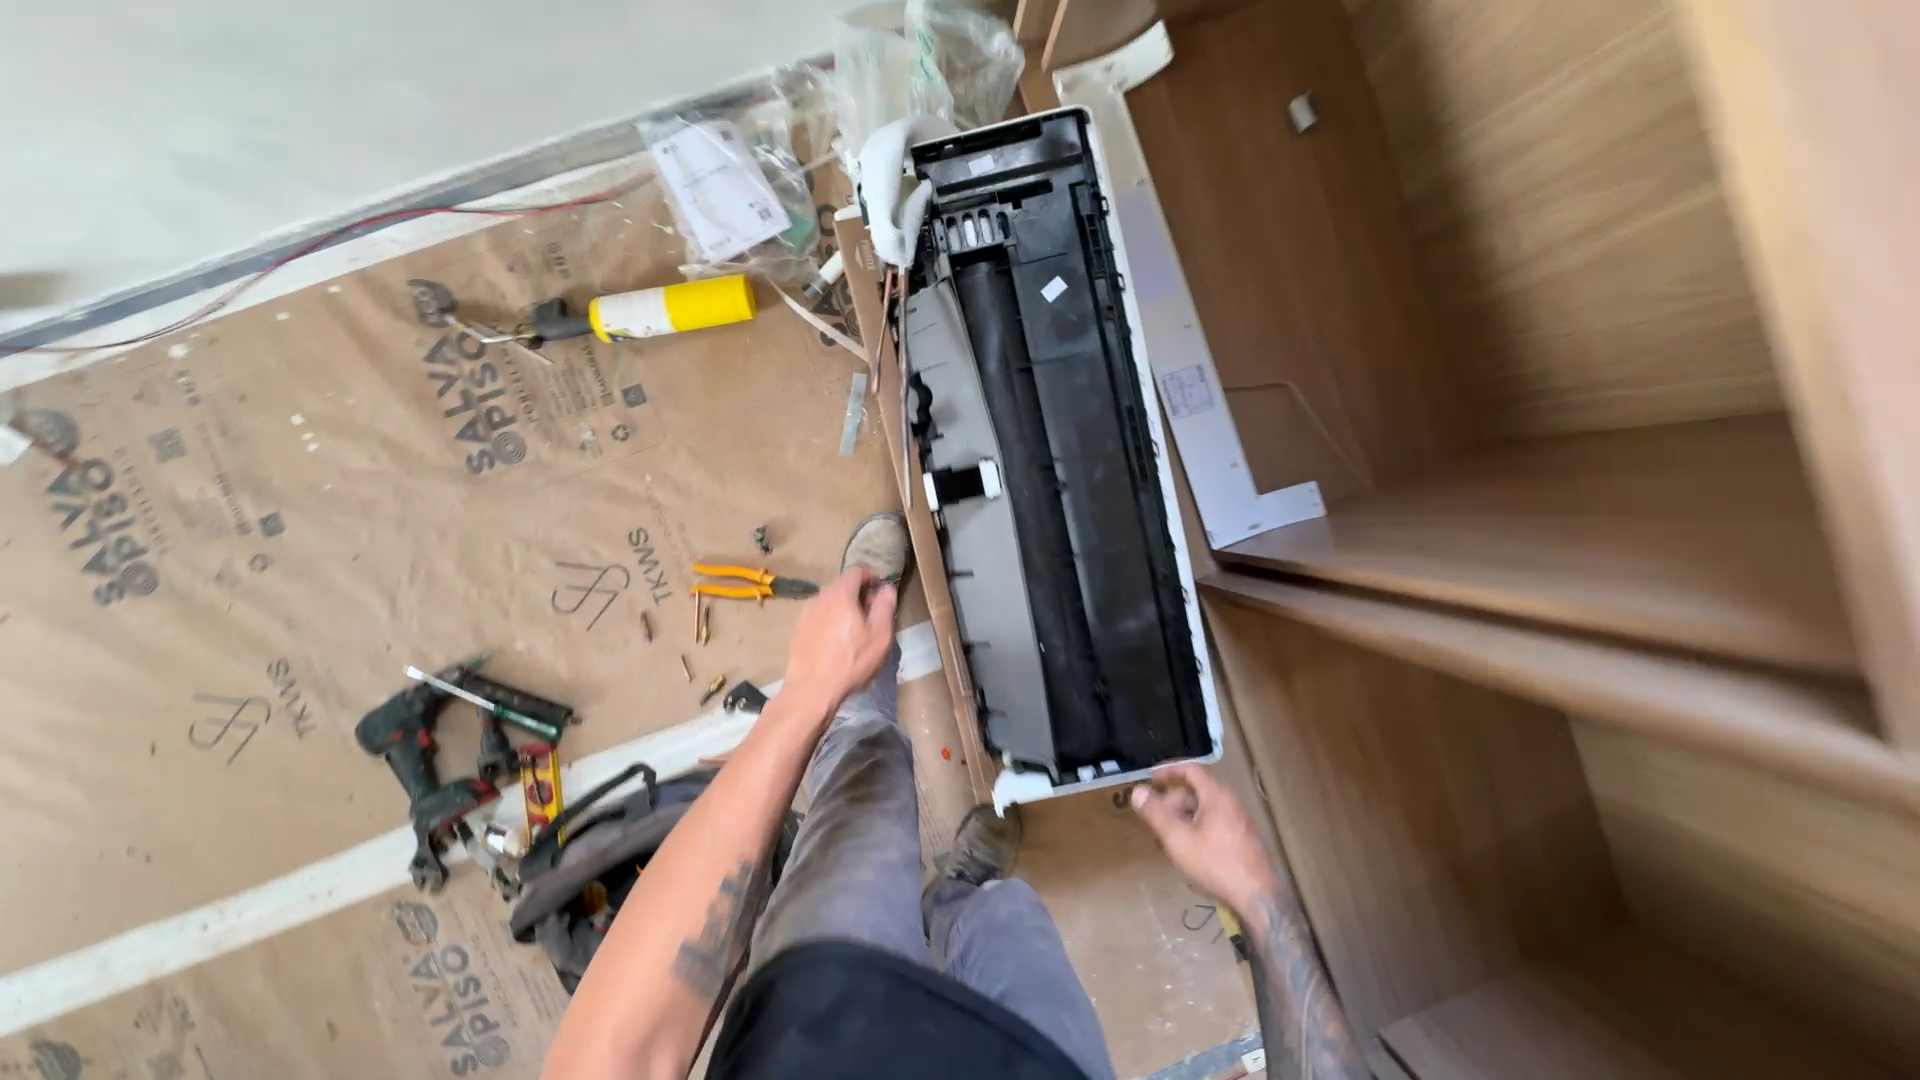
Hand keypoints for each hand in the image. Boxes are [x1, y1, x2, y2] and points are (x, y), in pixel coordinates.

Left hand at [778, 566, 897, 721]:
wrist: (811, 690)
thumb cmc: (851, 662)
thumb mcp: (879, 636)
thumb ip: (885, 607)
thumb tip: (887, 589)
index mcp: (841, 594)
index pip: (856, 570)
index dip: (872, 575)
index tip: (881, 589)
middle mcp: (820, 598)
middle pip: (842, 585)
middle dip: (859, 594)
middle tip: (873, 614)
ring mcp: (806, 614)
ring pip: (830, 602)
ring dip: (844, 608)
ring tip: (856, 631)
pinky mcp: (798, 630)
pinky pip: (820, 616)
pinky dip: (831, 621)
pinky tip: (837, 643)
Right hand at [1130, 763, 1281, 914]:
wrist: (1259, 899)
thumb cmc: (1215, 864)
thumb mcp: (1178, 838)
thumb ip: (1156, 813)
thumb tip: (1137, 791)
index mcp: (1216, 796)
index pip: (1190, 770)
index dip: (1168, 770)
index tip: (1150, 777)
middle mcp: (1231, 804)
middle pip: (1195, 793)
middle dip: (1171, 804)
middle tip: (1153, 821)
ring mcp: (1240, 823)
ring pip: (1203, 812)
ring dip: (1181, 821)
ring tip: (1166, 843)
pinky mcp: (1244, 842)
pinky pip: (1214, 826)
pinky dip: (1195, 831)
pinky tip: (1187, 854)